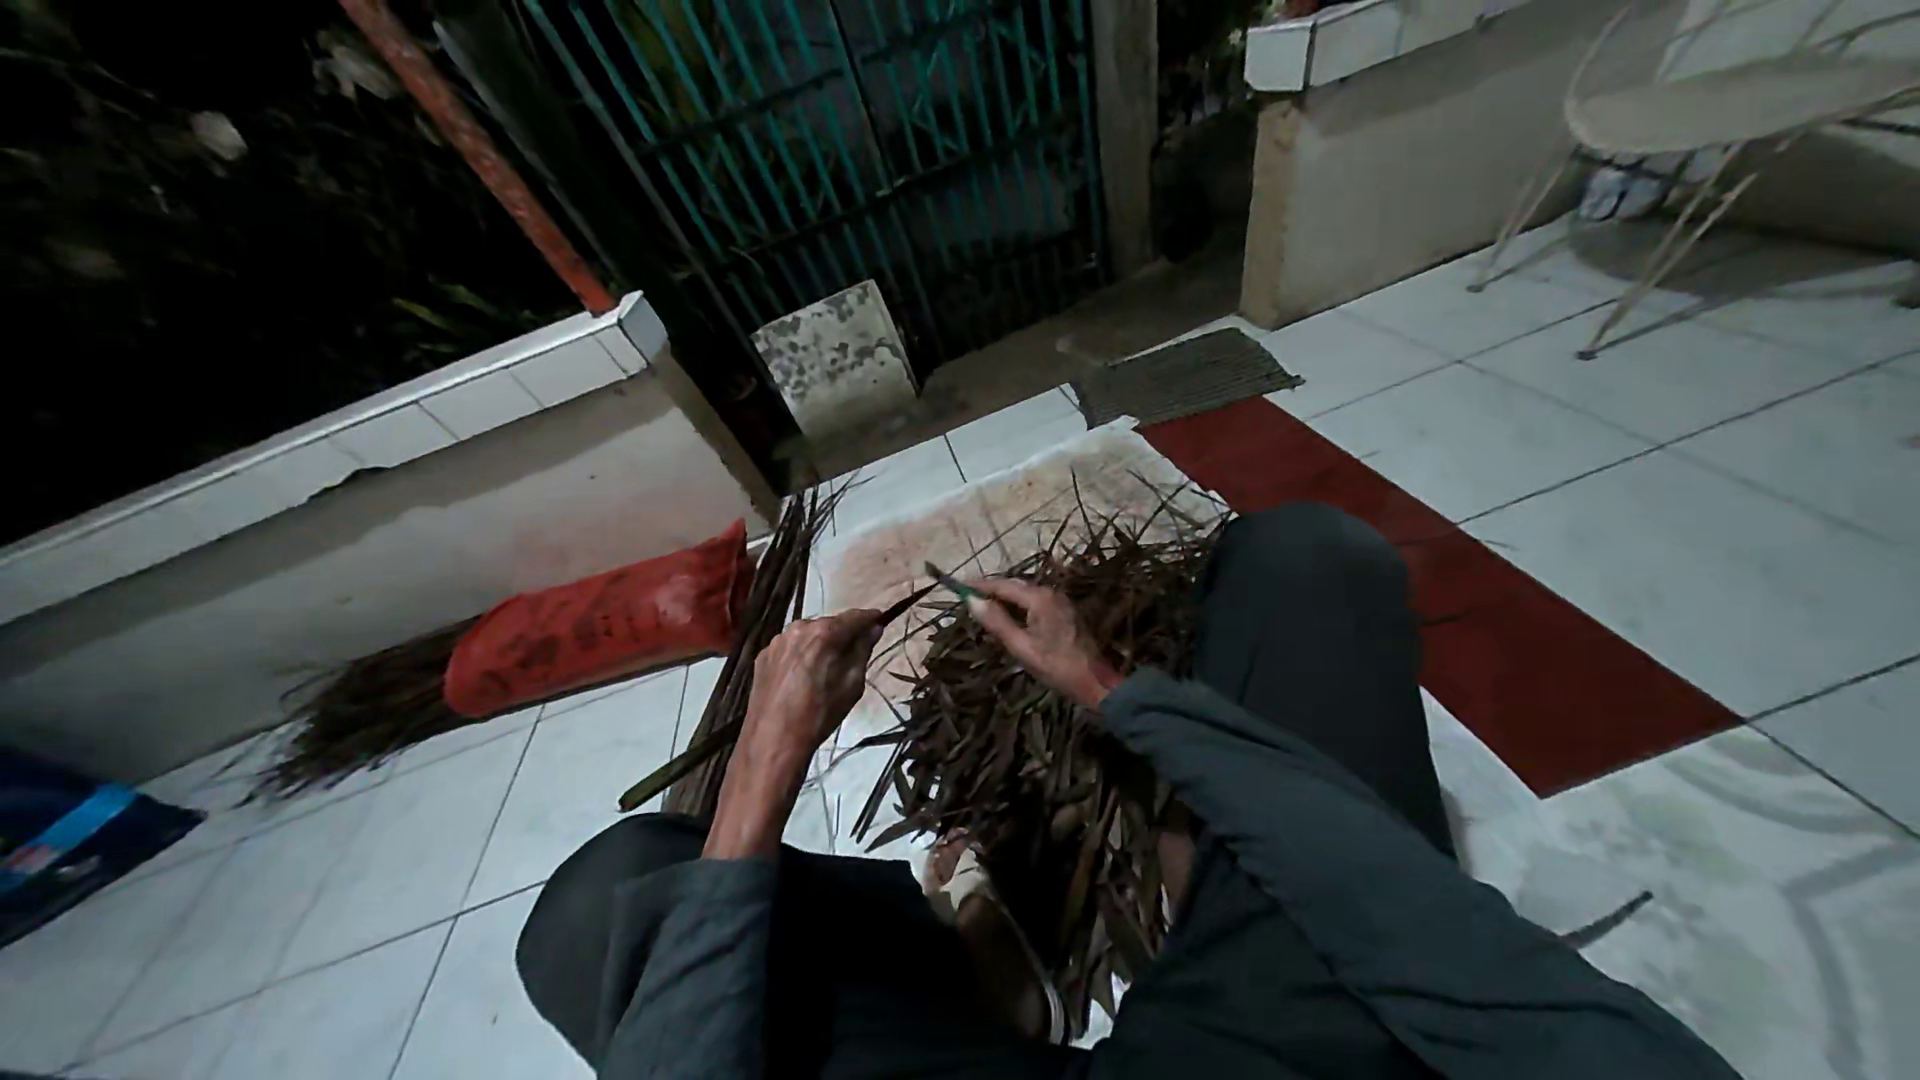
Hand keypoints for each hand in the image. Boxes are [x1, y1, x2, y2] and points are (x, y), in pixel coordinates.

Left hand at [742, 609, 883, 759]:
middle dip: (844, 634)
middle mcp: (799, 628)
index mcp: (824, 633)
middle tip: (854, 652)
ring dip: (821, 643)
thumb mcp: (852, 684)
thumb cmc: (820, 713)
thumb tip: (874, 629)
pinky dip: (802, 654)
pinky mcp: (764, 655)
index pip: (855, 617)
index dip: (871, 618)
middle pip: (830, 623)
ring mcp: (778, 641)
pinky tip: (803, 676)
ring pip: (808, 634)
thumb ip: (863, 650)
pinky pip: (791, 647)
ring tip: (826, 667)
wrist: (773, 739)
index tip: (881, 621)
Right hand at [964, 579, 1122, 709]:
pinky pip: (1034, 602)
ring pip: (1024, 594)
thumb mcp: (1021, 646)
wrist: (1094, 681)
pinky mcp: (1064, 611)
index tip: (959, 587)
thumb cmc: (1056, 666)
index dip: (979, 586)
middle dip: (991, 591)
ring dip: (1004, 599)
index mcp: (1039, 597)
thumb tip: (972, 601)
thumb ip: (996, 622)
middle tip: (968, 600)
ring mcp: (1059, 601)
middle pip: (1014, 586)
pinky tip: (1008, 619)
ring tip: (983, 609)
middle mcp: (1050, 592)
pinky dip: (1018, 607)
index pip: (1002, 584)